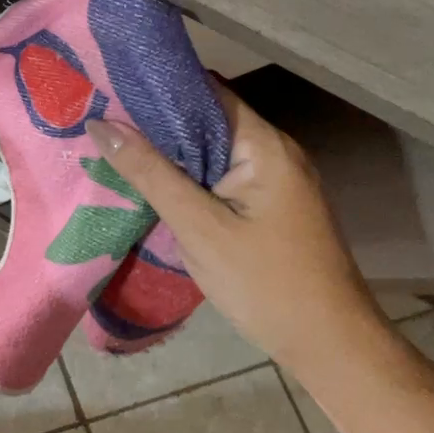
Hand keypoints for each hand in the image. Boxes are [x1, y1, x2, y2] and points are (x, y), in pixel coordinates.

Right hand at [86, 85, 386, 371]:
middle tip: (98, 109)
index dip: (156, 82)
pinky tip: (148, 174)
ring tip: (112, 136)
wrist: (335, 352)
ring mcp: (274, 178)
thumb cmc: (268, 285)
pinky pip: (218, 170)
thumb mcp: (199, 227)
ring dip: (166, 143)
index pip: (204, 89)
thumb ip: (149, 171)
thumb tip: (100, 123)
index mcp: (264, 146)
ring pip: (209, 145)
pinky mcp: (268, 202)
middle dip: (153, 114)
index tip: (107, 80)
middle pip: (204, 115)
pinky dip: (184, 167)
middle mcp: (273, 151)